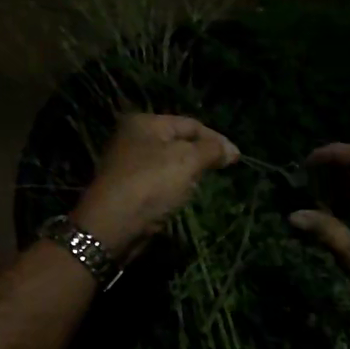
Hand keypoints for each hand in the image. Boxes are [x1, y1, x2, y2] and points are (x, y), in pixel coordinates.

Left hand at [72, 114, 239, 256]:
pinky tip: (181, 199)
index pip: (190, 124)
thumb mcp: (187, 161)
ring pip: (169, 165)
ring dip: (188, 175)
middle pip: (178, 143)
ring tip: (202, 185)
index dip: (216, 139)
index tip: (236, 158)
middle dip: (201, 156)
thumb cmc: (151, 184)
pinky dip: (173, 189)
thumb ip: (212, 150)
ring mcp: (128, 166)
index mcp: (144, 123)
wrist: (113, 225)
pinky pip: (158, 183)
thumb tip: (232, 150)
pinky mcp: (128, 190)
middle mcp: (133, 139)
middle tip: (221, 170)